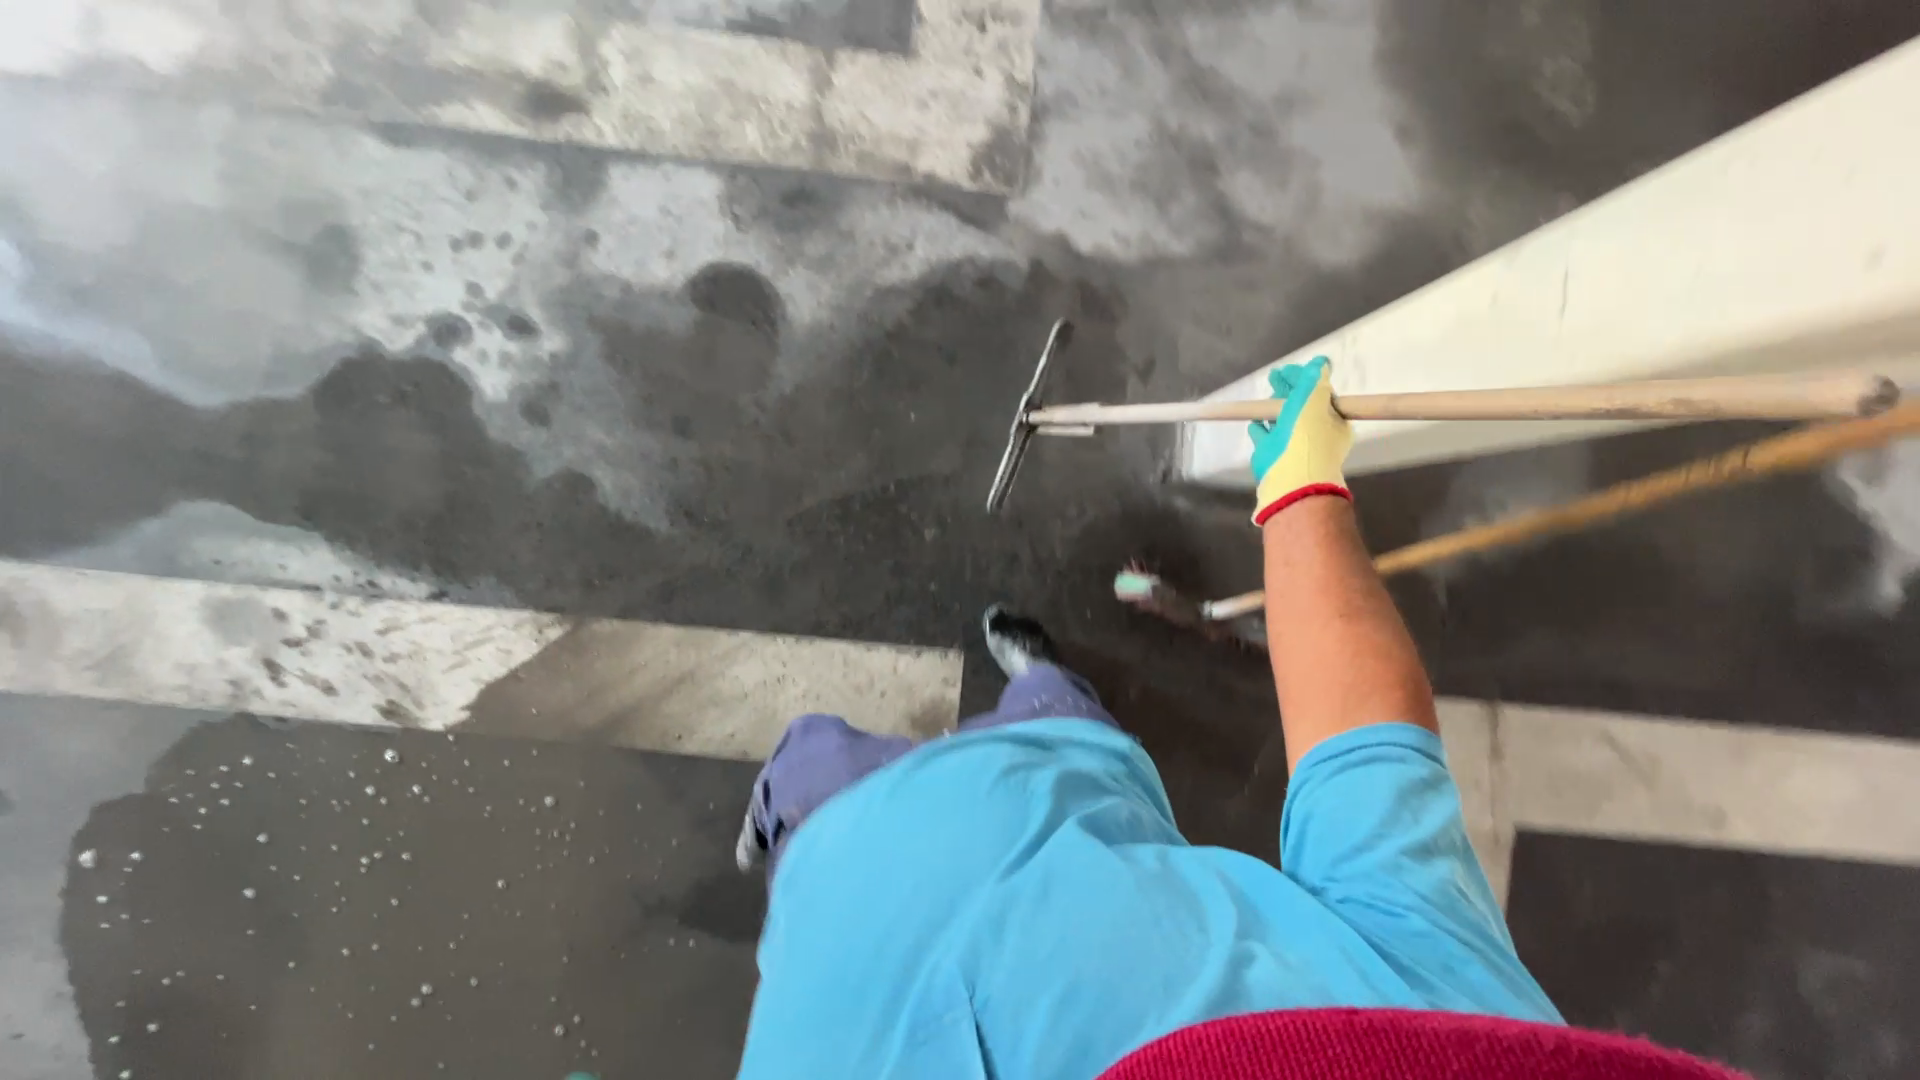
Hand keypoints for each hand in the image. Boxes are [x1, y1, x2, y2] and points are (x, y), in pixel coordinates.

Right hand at [1247, 356, 1352, 525]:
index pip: (1319, 394)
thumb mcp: (1314, 400)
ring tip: (1265, 393)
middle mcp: (1314, 432)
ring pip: (1282, 420)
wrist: (1292, 477)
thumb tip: (1320, 362)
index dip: (1304, 380)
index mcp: (1332, 421)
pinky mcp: (1272, 454)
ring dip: (1274, 407)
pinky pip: (1265, 437)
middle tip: (1274, 375)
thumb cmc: (1307, 436)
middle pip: (1299, 405)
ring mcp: (1292, 444)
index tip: (1287, 369)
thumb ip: (1314, 380)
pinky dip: (1260, 428)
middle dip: (1288, 389)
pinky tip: (1254, 421)